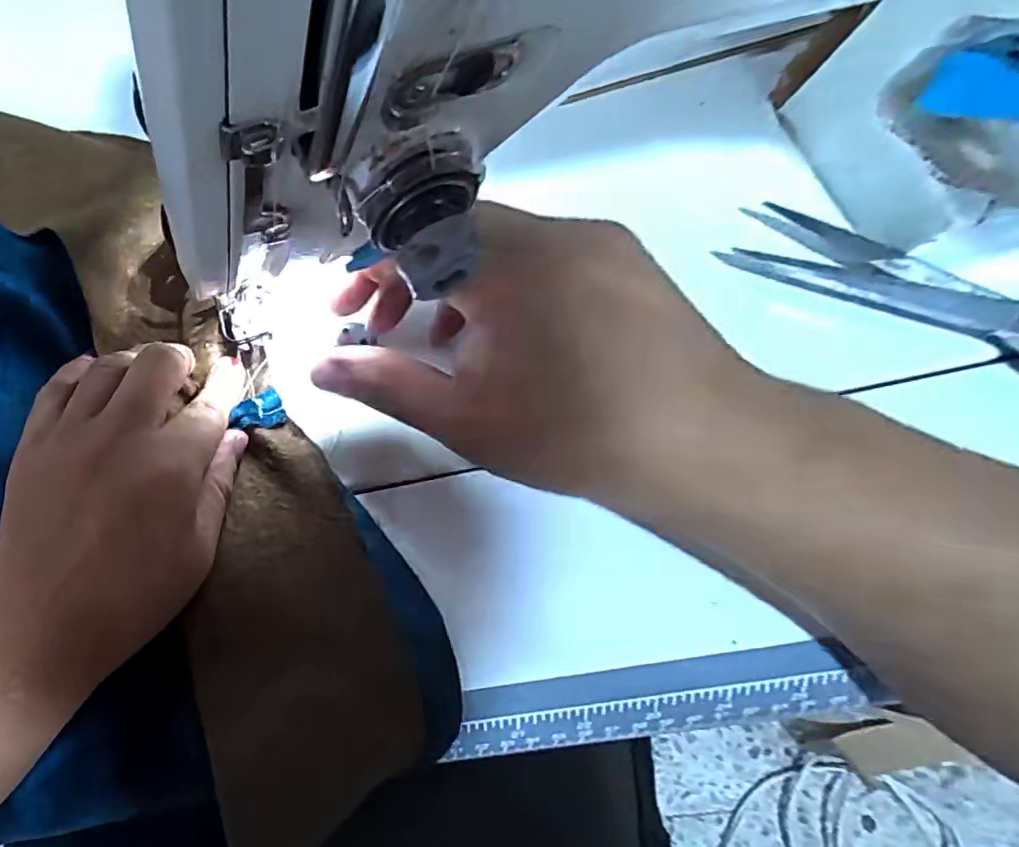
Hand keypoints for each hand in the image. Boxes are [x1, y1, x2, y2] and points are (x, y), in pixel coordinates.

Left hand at [0, 343, 248, 704]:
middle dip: (182, 363)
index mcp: (171, 464)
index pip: (210, 404)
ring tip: (141, 385)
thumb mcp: (195, 554)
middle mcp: (122, 433)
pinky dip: (83, 372)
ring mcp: (71, 432)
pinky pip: (59, 383)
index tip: (230, 376)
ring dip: (134, 366)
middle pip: (158, 363)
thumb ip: (216, 489)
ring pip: (108, 365)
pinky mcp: (33, 439)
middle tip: (185, 384)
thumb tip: (234, 436)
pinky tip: (94, 382)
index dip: (226, 385)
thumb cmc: (131, 598)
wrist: (45, 618)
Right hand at [314, 203, 766, 503]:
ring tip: (436, 342)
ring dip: (449, 281)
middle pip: (456, 230)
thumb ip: (381, 382)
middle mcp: (556, 235)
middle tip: (380, 327)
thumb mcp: (457, 415)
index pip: (417, 236)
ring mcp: (598, 243)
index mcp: (510, 266)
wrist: (699, 443)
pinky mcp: (624, 262)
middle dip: (405, 274)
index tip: (344, 313)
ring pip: (499, 241)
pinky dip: (497, 284)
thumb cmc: (565, 433)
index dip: (369, 270)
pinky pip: (541, 254)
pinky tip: (499, 339)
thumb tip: (318, 365)